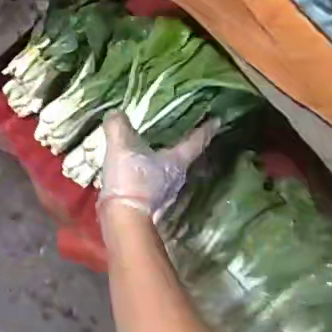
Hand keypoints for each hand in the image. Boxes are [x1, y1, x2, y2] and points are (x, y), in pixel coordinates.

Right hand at [99, 113, 213, 221]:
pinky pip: (152, 184)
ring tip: (153, 151)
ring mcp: (164, 194)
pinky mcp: (150, 205)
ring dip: (162, 163)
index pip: (196, 141)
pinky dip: (147, 176)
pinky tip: (136, 172)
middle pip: (184, 158)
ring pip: (167, 172)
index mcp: (177, 161)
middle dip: (182, 146)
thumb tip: (115, 112)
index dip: (206, 129)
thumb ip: (119, 127)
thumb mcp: (122, 147)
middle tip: (178, 133)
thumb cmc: (131, 180)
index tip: (216, 120)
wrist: (123, 219)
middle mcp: (177, 178)